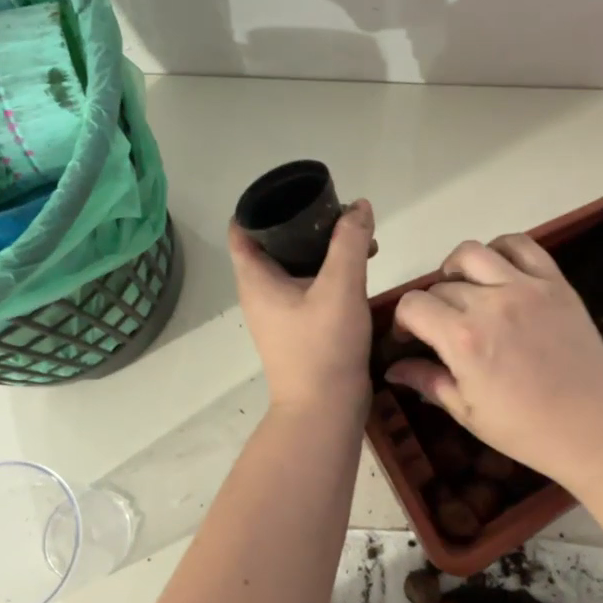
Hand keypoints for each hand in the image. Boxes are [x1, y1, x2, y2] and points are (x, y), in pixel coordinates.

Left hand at [228, 200, 375, 417]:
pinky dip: (329, 272)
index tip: (299, 191)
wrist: (325, 411)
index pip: (242, 227)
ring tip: (358, 239)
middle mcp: (261, 292)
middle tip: (340, 214)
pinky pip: (309, 286)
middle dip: (306, 224)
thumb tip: (360, 206)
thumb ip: (350, 241)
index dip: (264, 204)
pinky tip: (359, 270)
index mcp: (256, 279)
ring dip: (323, 248)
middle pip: (274, 242)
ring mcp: (279, 312)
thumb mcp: (340, 286)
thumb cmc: (323, 347)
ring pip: (296, 265)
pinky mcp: (299, 328)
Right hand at [384, 235, 602, 484]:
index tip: (410, 339)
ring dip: (458, 268)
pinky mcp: (555, 282)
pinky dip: (502, 250)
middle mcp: (490, 302)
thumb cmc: (527, 430)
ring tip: (464, 290)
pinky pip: (521, 246)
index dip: (403, 322)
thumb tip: (393, 369)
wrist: (596, 427)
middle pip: (441, 285)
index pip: (413, 305)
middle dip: (432, 306)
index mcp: (463, 338)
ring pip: (474, 253)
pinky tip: (499, 272)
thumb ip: (429, 381)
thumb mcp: (468, 412)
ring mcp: (526, 287)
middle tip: (442, 329)